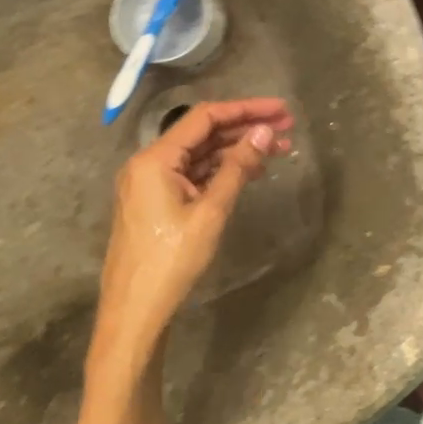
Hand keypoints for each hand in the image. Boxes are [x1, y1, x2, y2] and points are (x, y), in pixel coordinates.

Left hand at [92, 98, 294, 360]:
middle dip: (245, 127)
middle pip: (203, 133)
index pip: (205, 118)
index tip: (281, 110)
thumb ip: (238, 167)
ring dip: (238, 149)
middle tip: (288, 127)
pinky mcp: (156, 202)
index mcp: (154, 160)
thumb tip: (264, 131)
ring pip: (200, 154)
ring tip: (279, 149)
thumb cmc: (171, 261)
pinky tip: (251, 172)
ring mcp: (150, 183)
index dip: (246, 109)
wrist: (134, 313)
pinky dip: (222, 169)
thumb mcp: (210, 212)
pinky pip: (193, 173)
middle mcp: (148, 164)